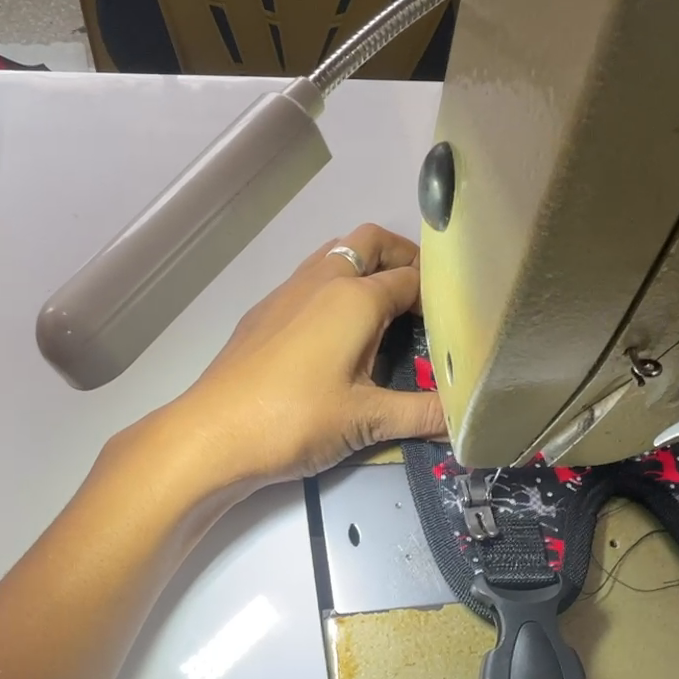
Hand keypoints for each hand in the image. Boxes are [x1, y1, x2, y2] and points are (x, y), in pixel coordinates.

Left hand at [155, 224, 447, 486]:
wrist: (213, 434)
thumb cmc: (296, 420)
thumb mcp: (368, 421)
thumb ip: (421, 415)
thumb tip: (465, 422)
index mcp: (356, 297)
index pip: (413, 279)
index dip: (439, 297)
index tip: (455, 323)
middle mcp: (322, 280)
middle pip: (372, 244)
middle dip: (402, 260)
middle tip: (422, 300)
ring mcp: (286, 292)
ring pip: (335, 257)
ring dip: (364, 271)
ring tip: (383, 316)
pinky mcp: (263, 314)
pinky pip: (308, 282)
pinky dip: (332, 292)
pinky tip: (333, 338)